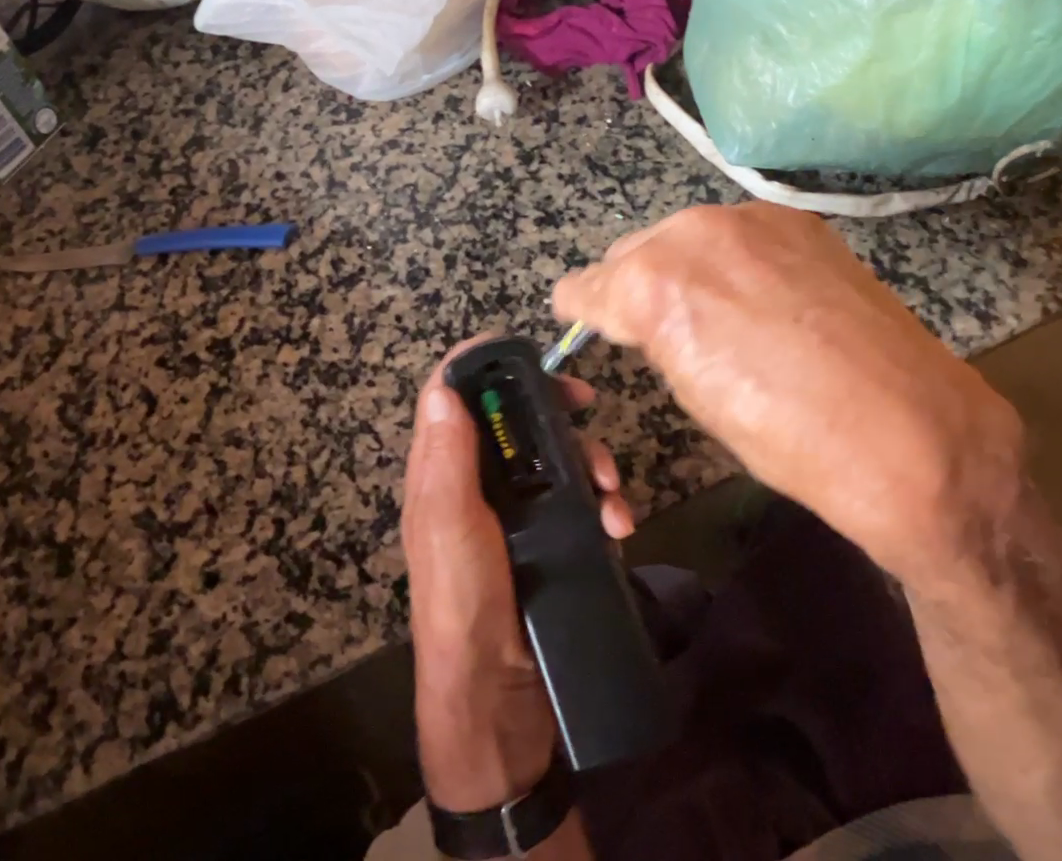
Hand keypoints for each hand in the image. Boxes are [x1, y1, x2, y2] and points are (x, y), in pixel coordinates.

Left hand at [403, 338, 634, 811]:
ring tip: (614, 495)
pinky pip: (579, 504)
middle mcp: (475, 489)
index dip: (488, 366)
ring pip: (556, 459)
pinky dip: (602, 503)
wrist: (501, 703)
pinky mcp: (550, 545)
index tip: (535, 358)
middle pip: (516, 421)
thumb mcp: (450, 531)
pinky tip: (620, 525)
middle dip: (556, 412)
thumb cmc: (466, 610)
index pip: (453, 398)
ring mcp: (515, 518)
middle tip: (590, 407)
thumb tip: (444, 388)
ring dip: (591, 463)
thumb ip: (447, 462)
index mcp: (441, 477)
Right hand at [551, 202, 1024, 584]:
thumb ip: (656, 339)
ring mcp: (754, 220)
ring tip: (713, 318)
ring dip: (683, 269)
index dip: (581, 313)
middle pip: (633, 251)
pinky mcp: (801, 223)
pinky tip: (757, 301)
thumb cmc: (785, 438)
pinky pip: (737, 236)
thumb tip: (644, 321)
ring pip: (686, 236)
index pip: (585, 287)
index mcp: (654, 283)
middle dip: (632, 287)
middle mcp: (697, 232)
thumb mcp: (694, 394)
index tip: (584, 325)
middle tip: (655, 332)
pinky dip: (730, 261)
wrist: (905, 431)